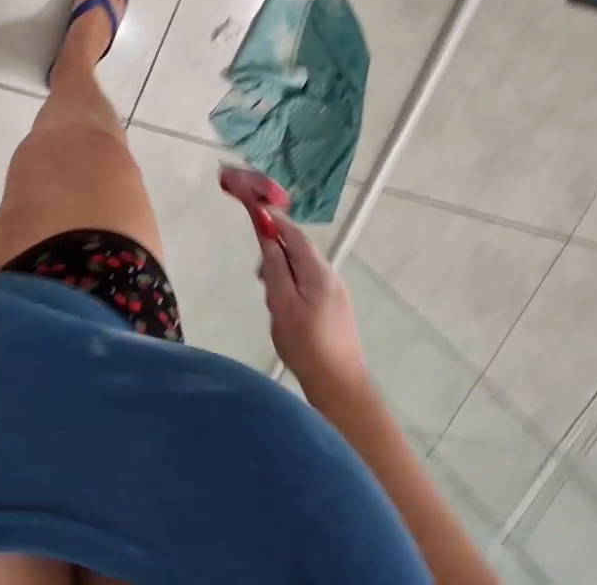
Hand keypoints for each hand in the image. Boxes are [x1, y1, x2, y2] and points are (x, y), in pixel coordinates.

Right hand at [259, 221, 369, 402]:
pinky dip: (293, 285)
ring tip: (272, 300)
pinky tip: (286, 309)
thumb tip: (267, 239)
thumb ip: (274, 268)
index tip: (256, 211)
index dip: (276, 221)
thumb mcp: (281, 304)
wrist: (339, 384)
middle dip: (277, 253)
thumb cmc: (305, 344)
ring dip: (284, 272)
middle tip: (260, 277)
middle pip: (300, 251)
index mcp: (318, 273)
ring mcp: (336, 294)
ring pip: (304, 269)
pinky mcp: (336, 309)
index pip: (295, 235)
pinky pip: (310, 284)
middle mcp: (331, 277)